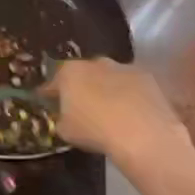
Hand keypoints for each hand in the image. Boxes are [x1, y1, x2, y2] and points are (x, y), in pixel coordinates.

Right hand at [52, 58, 189, 165]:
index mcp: (69, 73)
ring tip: (107, 110)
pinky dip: (127, 95)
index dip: (48, 94)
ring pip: (108, 77)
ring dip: (105, 89)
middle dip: (80, 87)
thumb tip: (65, 117)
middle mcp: (95, 63)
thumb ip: (61, 119)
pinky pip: (130, 86)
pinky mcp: (147, 77)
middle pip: (82, 74)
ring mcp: (124, 67)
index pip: (53, 83)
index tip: (46, 102)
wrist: (141, 132)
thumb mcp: (65, 130)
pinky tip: (128, 113)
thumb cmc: (93, 129)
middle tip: (79, 106)